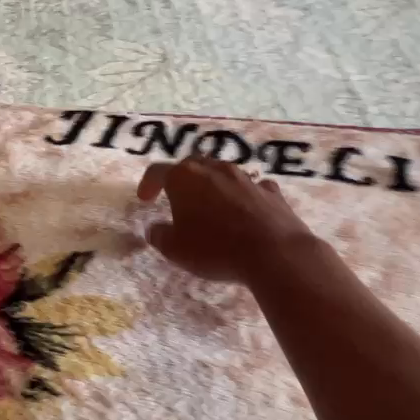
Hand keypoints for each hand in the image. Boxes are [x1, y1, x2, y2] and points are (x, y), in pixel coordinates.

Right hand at [137, 157, 318, 284]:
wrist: (275, 254)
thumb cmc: (215, 249)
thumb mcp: (175, 249)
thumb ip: (160, 236)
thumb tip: (154, 229)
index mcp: (184, 178)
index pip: (157, 171)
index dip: (148, 184)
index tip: (145, 199)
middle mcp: (214, 170)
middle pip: (191, 165)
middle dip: (180, 179)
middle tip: (175, 198)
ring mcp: (245, 178)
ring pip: (222, 173)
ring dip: (211, 185)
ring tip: (209, 205)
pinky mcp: (271, 192)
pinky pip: (251, 187)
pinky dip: (243, 195)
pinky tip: (244, 210)